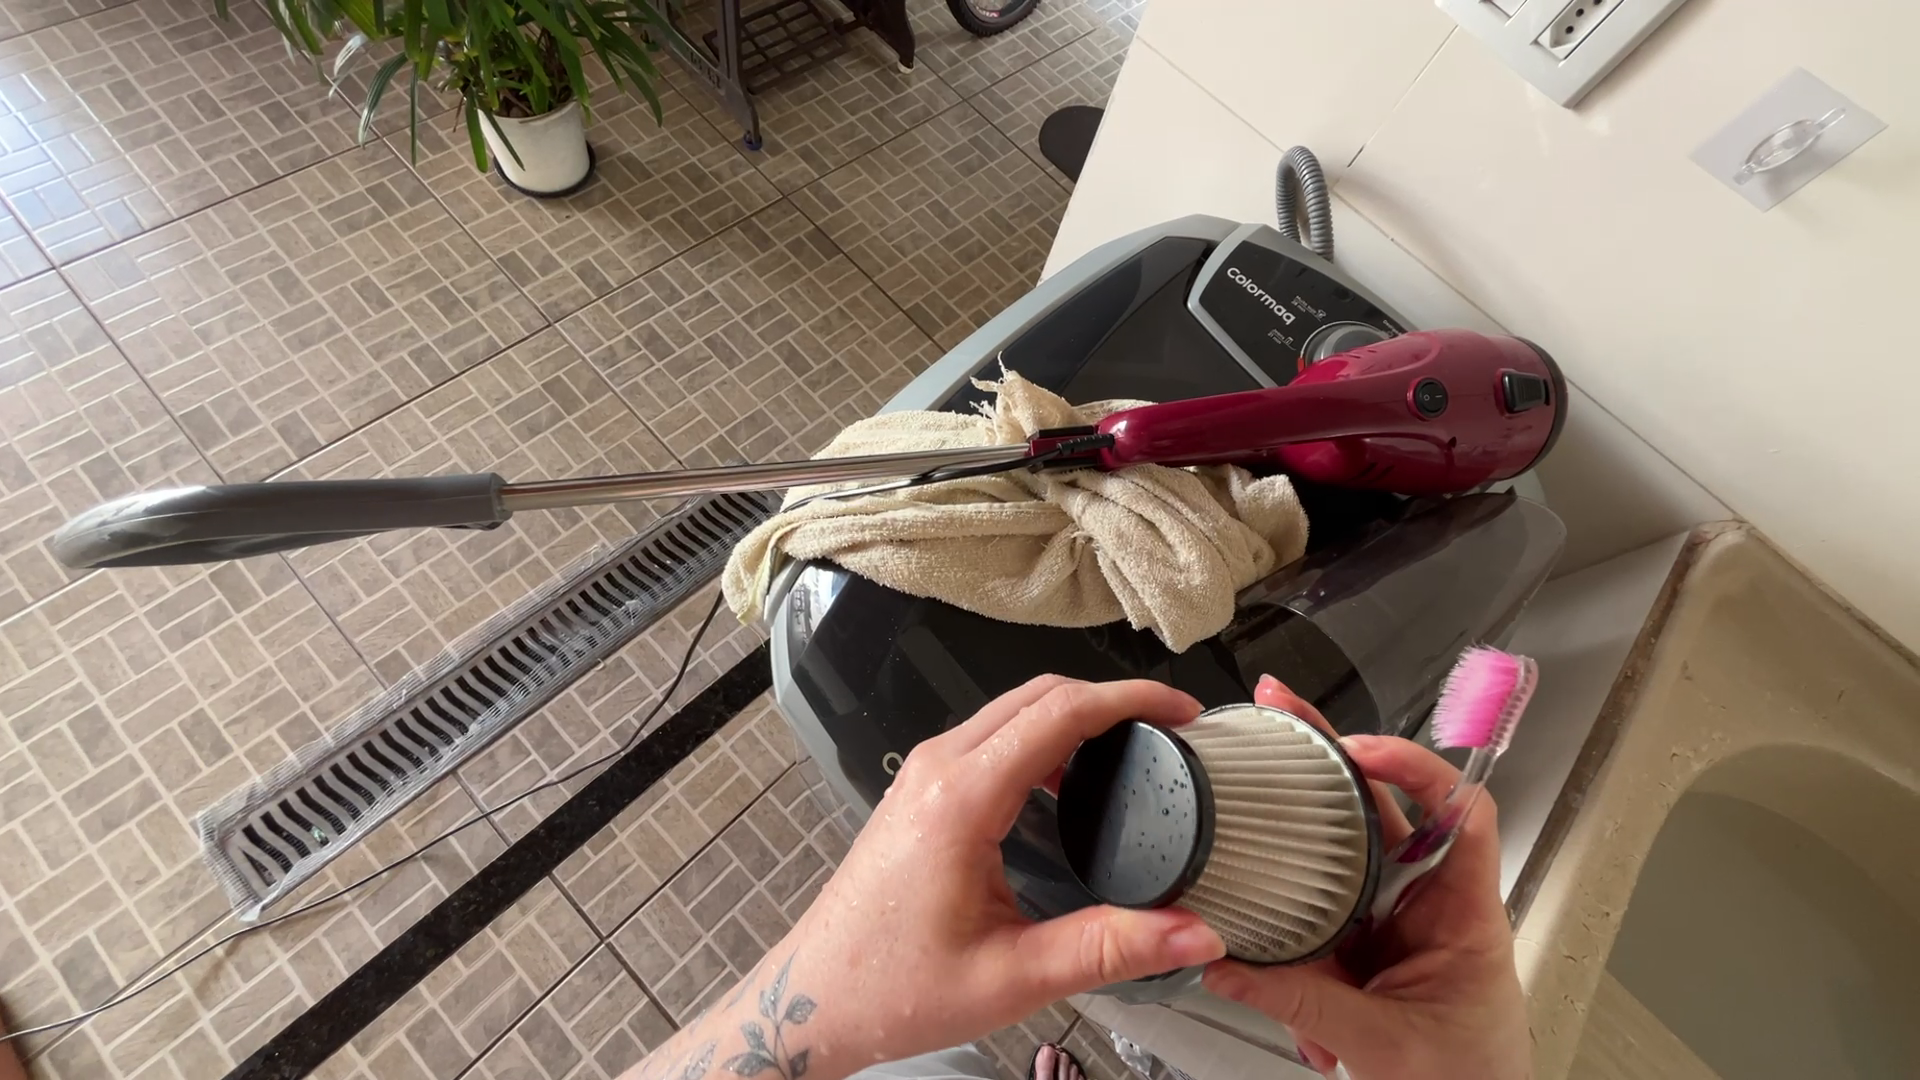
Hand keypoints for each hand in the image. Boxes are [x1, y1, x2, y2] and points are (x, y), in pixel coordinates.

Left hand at [778, 676, 1227, 1070]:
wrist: (820, 991)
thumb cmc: (894, 984)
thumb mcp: (1012, 976)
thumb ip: (1108, 948)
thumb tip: (1191, 929)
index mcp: (962, 796)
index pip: (1059, 713)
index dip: (1129, 699)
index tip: (1178, 708)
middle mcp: (941, 764)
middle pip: (1040, 694)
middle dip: (1110, 697)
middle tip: (1167, 722)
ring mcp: (929, 768)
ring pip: (1015, 707)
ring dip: (1076, 712)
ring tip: (1131, 742)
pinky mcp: (927, 783)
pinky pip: (994, 734)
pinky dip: (1044, 733)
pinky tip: (1071, 774)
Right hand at [1201, 676, 1529, 1079]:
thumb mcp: (1389, 1047)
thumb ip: (1305, 1002)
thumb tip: (1226, 963)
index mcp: (1461, 914)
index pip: (1461, 815)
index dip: (1416, 768)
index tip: (1359, 748)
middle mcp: (1420, 897)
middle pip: (1382, 801)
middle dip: (1331, 747)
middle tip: (1282, 708)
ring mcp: (1380, 908)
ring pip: (1341, 834)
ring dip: (1300, 792)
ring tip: (1258, 750)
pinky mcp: (1348, 926)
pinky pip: (1310, 880)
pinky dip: (1277, 861)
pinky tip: (1249, 839)